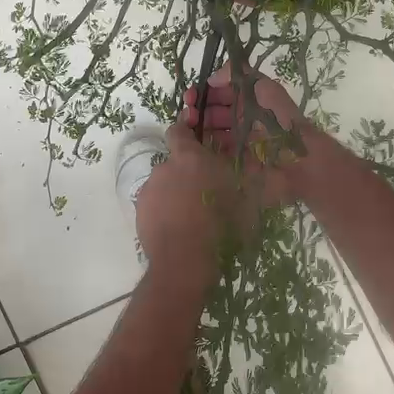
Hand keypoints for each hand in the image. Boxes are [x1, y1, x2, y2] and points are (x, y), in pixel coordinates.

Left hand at [134, 118, 255, 286]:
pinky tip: (177, 228)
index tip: (195, 141)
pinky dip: (164, 210)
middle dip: (187, 172)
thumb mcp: (242, 197)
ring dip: (175, 192)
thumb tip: (253, 167)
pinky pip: (155, 203)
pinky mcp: (140, 212)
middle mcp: (164, 167)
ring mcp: (150, 190)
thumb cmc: (218, 224)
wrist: (183, 262)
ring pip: (164, 184)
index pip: (178, 131)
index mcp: (189, 158)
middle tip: (205, 190)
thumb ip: (243, 175)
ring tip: (192, 215)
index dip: (186, 133)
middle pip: (174, 162)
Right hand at [181, 64, 346, 205]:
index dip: (204, 91)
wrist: (295, 157)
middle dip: (196, 109)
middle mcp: (239, 118)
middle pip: (210, 112)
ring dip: (195, 127)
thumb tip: (211, 77)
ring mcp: (235, 140)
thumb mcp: (264, 86)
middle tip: (188, 112)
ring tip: (188, 127)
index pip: (218, 92)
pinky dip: (201, 146)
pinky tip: (193, 142)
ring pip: (208, 131)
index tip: (191, 94)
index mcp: (247, 100)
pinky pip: (212, 152)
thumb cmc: (280, 118)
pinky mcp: (233, 161)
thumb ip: (238, 74)